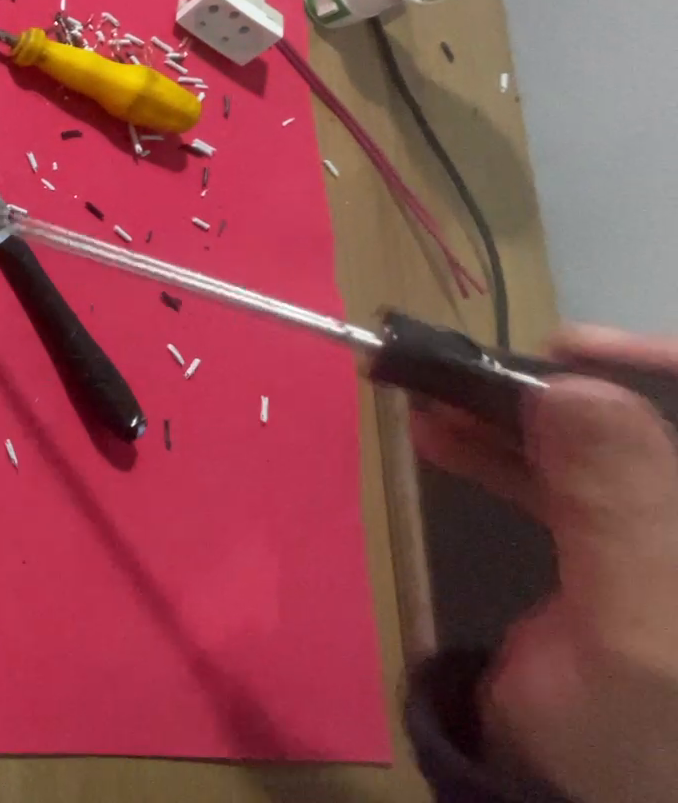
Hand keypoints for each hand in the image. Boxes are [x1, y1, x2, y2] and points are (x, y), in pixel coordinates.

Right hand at [413, 326, 677, 802]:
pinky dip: (505, 452)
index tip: (569, 349)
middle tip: (476, 368)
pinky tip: (441, 436)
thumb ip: (620, 509)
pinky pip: (573, 482)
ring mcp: (672, 543)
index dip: (669, 372)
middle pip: (668, 431)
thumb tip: (570, 383)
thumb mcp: (635, 632)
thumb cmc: (633, 740)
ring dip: (525, 417)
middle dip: (577, 390)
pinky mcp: (628, 554)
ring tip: (436, 392)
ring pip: (615, 449)